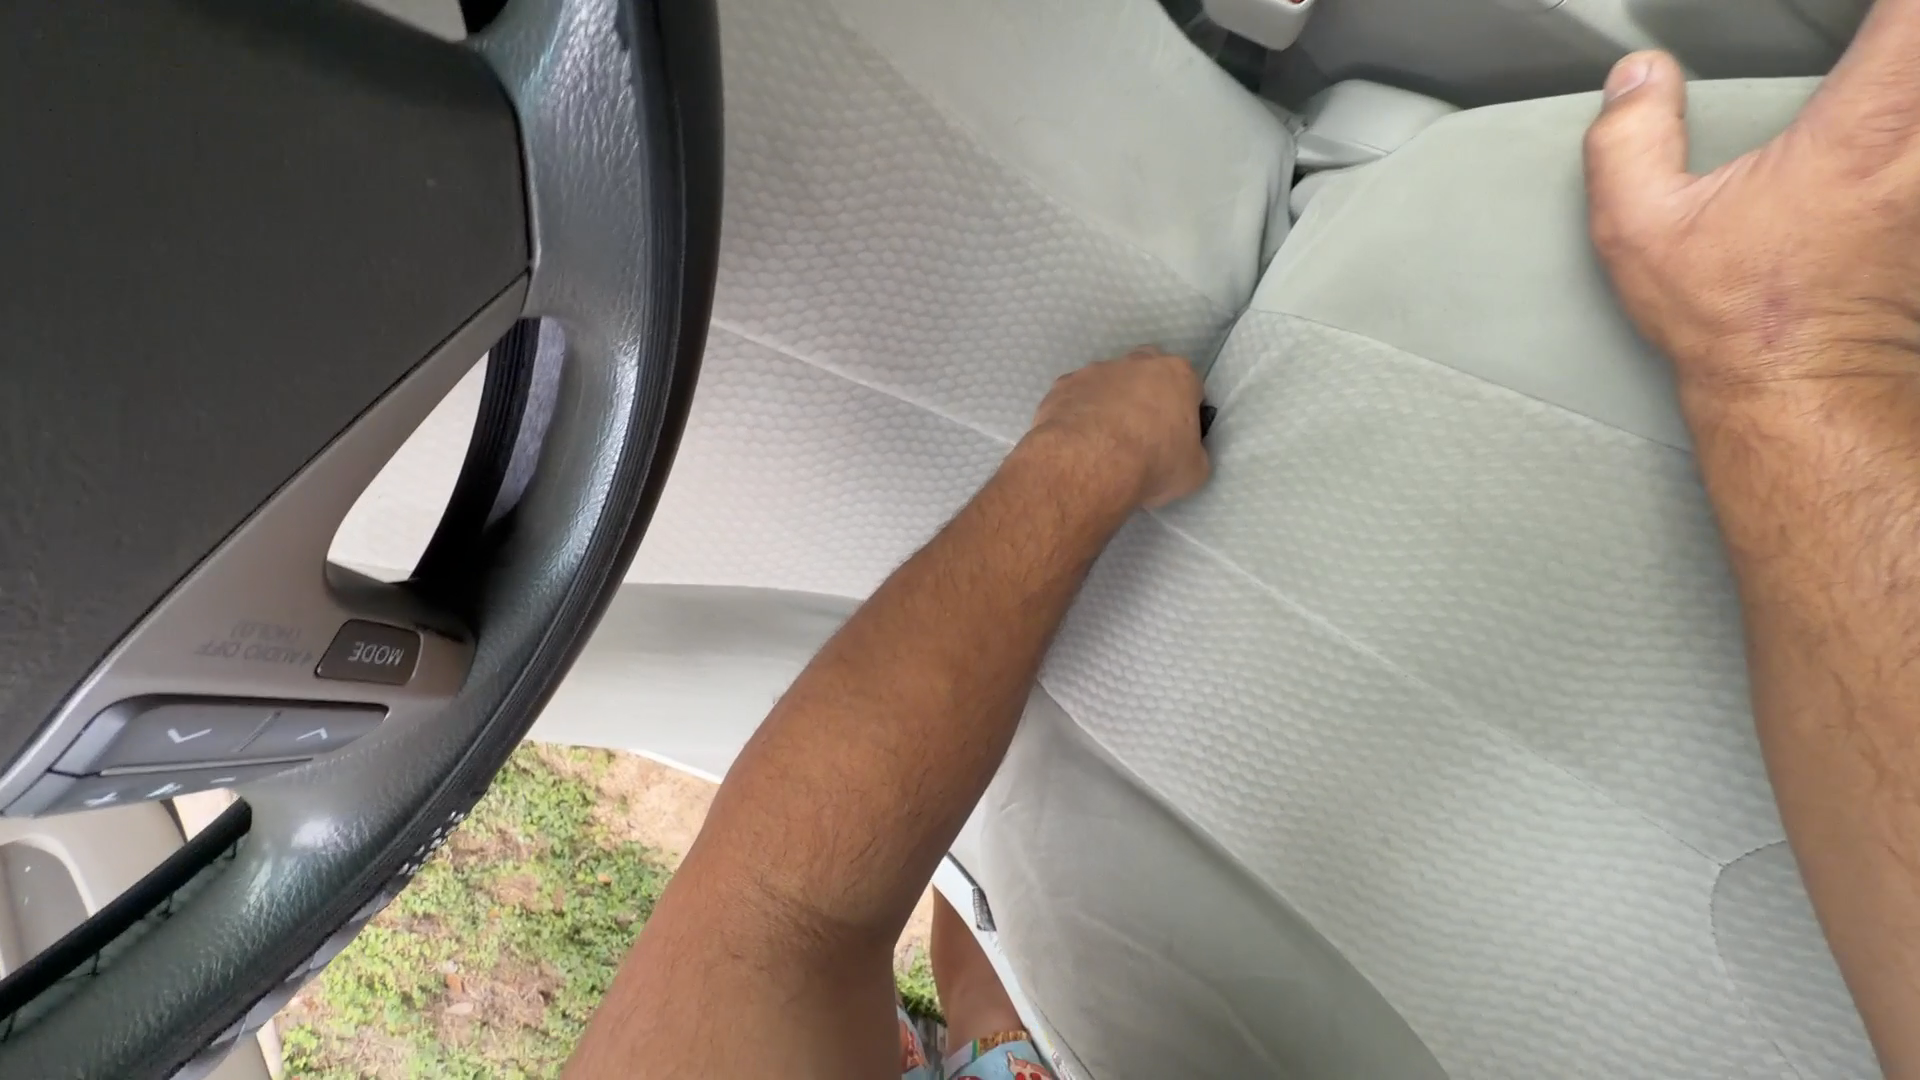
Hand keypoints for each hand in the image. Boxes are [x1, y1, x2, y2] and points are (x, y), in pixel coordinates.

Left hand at [1024, 347, 1210, 508]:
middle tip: (1138, 434)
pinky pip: (1074, 398)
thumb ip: (1193, 452)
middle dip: (1145, 397)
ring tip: (1101, 442)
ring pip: (1106, 384)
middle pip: (1146, 374)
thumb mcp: (1193, 470)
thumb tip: (1184, 454)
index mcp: (1177, 374)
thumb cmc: (1152, 464)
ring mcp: (1095, 371)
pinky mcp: (1062, 385)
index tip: (1174, 437)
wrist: (1089, 463)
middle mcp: (1136, 362)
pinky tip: (1075, 441)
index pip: (1188, 387)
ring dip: (1108, 404)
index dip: (1182, 413)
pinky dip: (1076, 414)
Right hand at [1583, 12, 1919, 398]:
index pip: (1911, 9)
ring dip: (1905, 59)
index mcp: (1868, 124)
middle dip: (1900, 28)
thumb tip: (1636, 76)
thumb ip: (1628, 145)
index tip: (1826, 7)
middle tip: (1860, 32)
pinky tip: (1882, 117)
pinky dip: (1905, 102)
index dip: (1882, 3)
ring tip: (1873, 61)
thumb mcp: (1637, 232)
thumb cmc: (1724, 308)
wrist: (1798, 375)